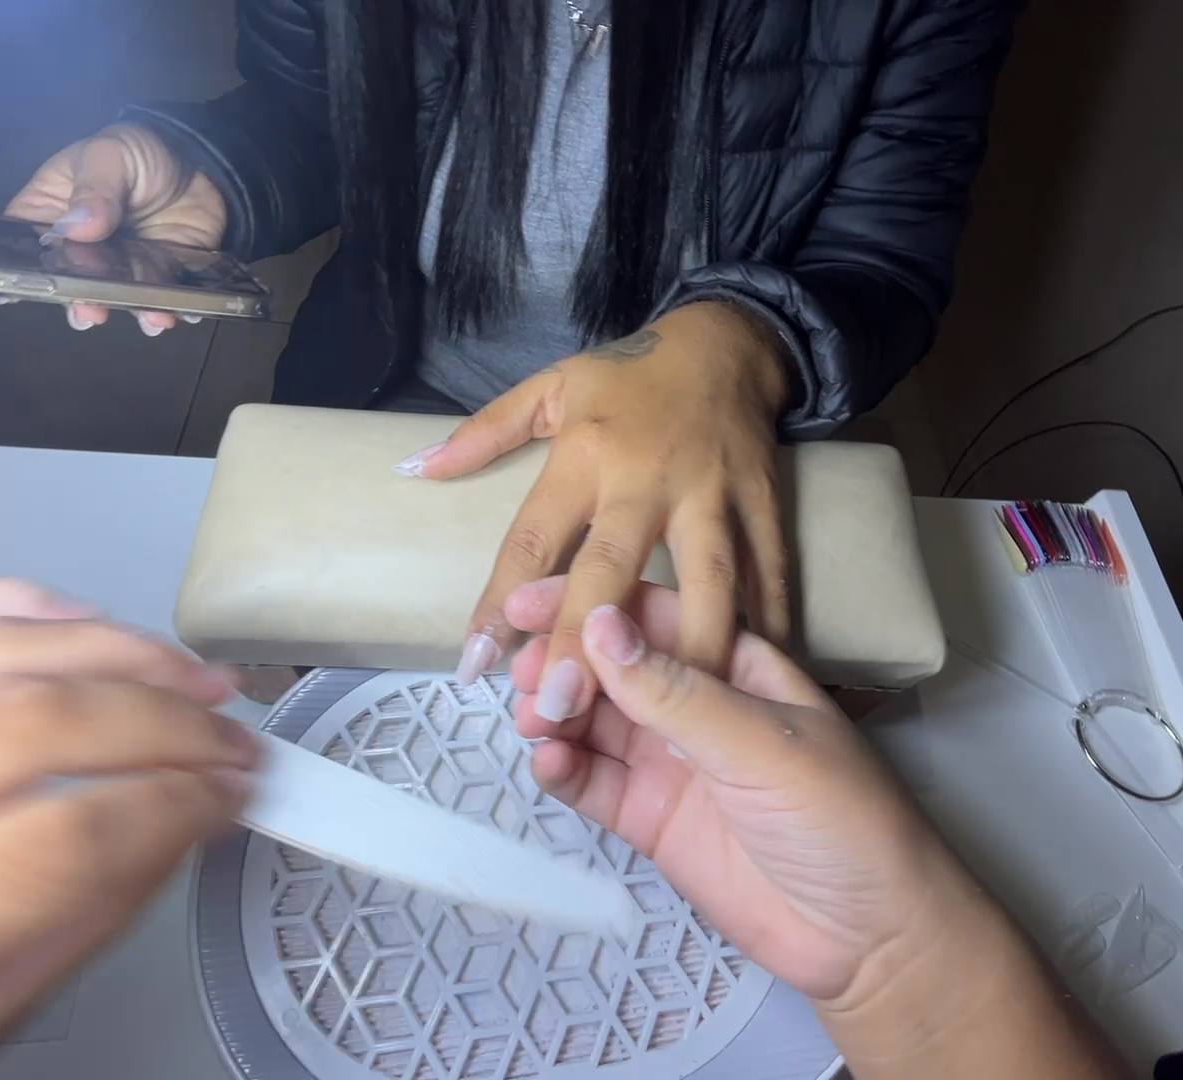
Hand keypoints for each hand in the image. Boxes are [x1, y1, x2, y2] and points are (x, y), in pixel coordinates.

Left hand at [0, 580, 257, 1079]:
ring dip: (124, 655)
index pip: (53, 840)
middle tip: (233, 741)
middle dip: (166, 724)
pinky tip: (85, 621)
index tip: (235, 795)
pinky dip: (13, 601)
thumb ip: (98, 906)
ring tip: (197, 679)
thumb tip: (197, 808)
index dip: (173, 806)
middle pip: (31, 726)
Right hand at [4, 123, 226, 335]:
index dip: (24, 271)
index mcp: (56, 215)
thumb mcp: (109, 155)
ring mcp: (133, 267)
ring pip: (131, 295)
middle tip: (92, 313)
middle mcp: (91, 250)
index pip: (30, 245)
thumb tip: (78, 227)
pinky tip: (187, 312)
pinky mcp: (172, 274)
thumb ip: (95, 190)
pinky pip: (175, 295)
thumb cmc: (137, 154)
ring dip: (139, 310)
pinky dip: (181, 306)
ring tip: (152, 319)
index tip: (22, 292)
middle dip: (87, 301)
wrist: (196, 162)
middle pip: (82, 283)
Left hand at [402, 301, 792, 731]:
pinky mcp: (762, 503)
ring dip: (689, 651)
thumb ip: (484, 432)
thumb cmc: (630, 374)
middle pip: (613, 567)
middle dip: (586, 640)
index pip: (531, 537)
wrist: (726, 342)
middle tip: (560, 710)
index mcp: (585, 454)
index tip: (472, 665)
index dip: (498, 602)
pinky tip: (761, 679)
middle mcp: (646, 479)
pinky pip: (769, 569)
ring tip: (673, 723)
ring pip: (706, 580)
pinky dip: (768, 623)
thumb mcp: (550, 387)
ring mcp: (712, 493)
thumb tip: (413, 467)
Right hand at [501, 578, 948, 1000]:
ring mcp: (669, 760)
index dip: (590, 603)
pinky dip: (565, 769)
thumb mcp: (759, 742)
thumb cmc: (840, 817)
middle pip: (613, 666)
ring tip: (533, 718)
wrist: (868, 937)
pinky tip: (551, 764)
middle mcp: (693, 704)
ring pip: (595, 721)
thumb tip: (599, 624)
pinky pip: (594, 782)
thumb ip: (675, 691)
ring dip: (556, 713)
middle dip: (564, 661)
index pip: (650, 615)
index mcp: (731, 664)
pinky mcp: (650, 815)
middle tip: (525, 671)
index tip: (530, 602)